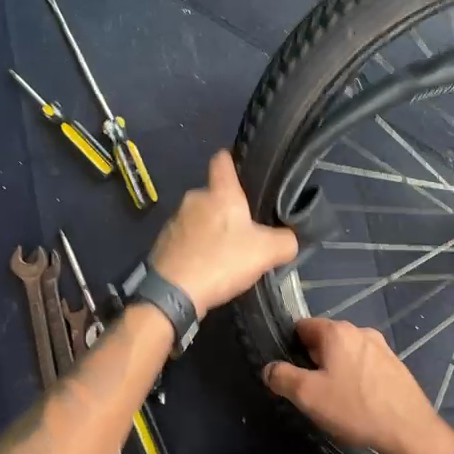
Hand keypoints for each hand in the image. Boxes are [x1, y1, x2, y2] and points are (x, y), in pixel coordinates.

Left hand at [146, 150, 298, 313]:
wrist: (173, 294)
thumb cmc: (222, 261)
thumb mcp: (267, 252)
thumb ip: (286, 240)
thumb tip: (290, 237)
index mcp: (220, 192)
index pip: (222, 159)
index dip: (234, 160)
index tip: (244, 172)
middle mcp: (194, 198)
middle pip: (215, 194)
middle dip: (228, 208)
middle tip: (246, 230)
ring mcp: (175, 220)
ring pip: (200, 217)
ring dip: (212, 230)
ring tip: (226, 253)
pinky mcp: (163, 241)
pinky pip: (186, 238)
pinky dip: (197, 247)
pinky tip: (207, 267)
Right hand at [263, 318, 453, 453]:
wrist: (409, 429)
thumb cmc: (354, 408)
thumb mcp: (308, 395)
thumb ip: (283, 378)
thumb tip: (269, 368)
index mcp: (337, 331)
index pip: (302, 326)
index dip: (291, 347)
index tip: (290, 372)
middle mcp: (360, 331)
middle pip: (325, 339)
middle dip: (314, 360)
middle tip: (311, 391)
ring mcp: (381, 346)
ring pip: (346, 352)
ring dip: (336, 369)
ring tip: (335, 399)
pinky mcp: (395, 365)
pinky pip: (365, 364)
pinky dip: (356, 377)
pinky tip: (358, 402)